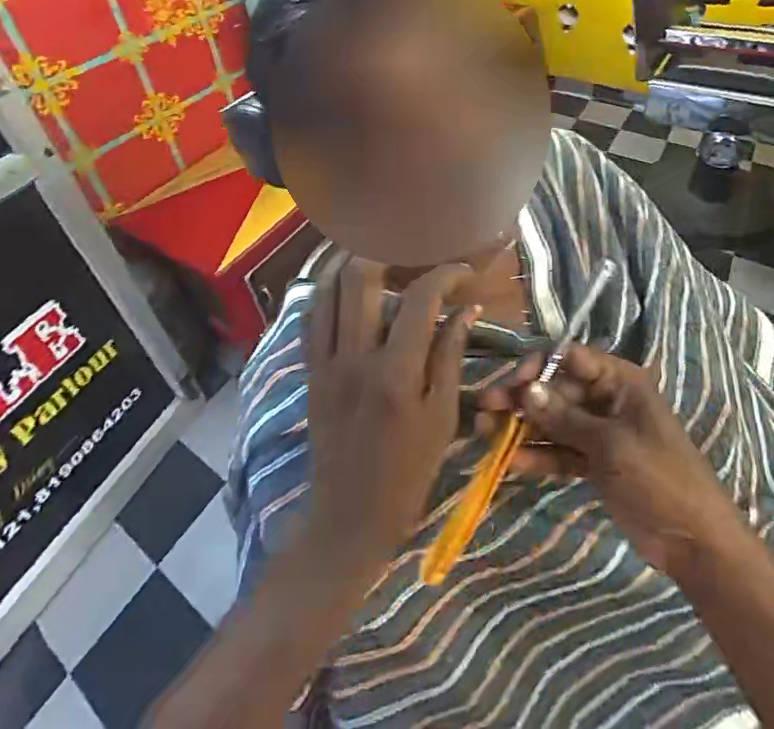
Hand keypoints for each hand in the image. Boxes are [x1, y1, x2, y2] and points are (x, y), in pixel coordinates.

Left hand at [305, 259, 475, 571]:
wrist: (349, 517)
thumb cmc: (408, 473)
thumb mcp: (442, 418)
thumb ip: (450, 357)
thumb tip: (465, 310)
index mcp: (396, 372)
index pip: (420, 299)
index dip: (445, 274)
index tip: (462, 271)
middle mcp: (354, 357)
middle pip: (360, 276)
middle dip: (391, 256)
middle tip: (414, 264)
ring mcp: (324, 362)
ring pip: (328, 288)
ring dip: (355, 268)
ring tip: (384, 269)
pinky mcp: (308, 371)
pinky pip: (312, 316)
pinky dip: (329, 294)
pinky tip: (350, 294)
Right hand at [483, 345, 734, 576]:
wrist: (696, 543)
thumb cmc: (661, 480)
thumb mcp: (611, 446)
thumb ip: (565, 417)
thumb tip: (525, 390)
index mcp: (620, 381)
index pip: (569, 358)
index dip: (536, 366)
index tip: (510, 384)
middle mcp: (606, 399)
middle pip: (553, 390)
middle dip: (520, 400)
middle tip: (485, 409)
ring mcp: (598, 432)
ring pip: (550, 421)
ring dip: (520, 428)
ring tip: (484, 435)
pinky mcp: (592, 462)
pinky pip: (557, 451)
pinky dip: (536, 456)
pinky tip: (508, 463)